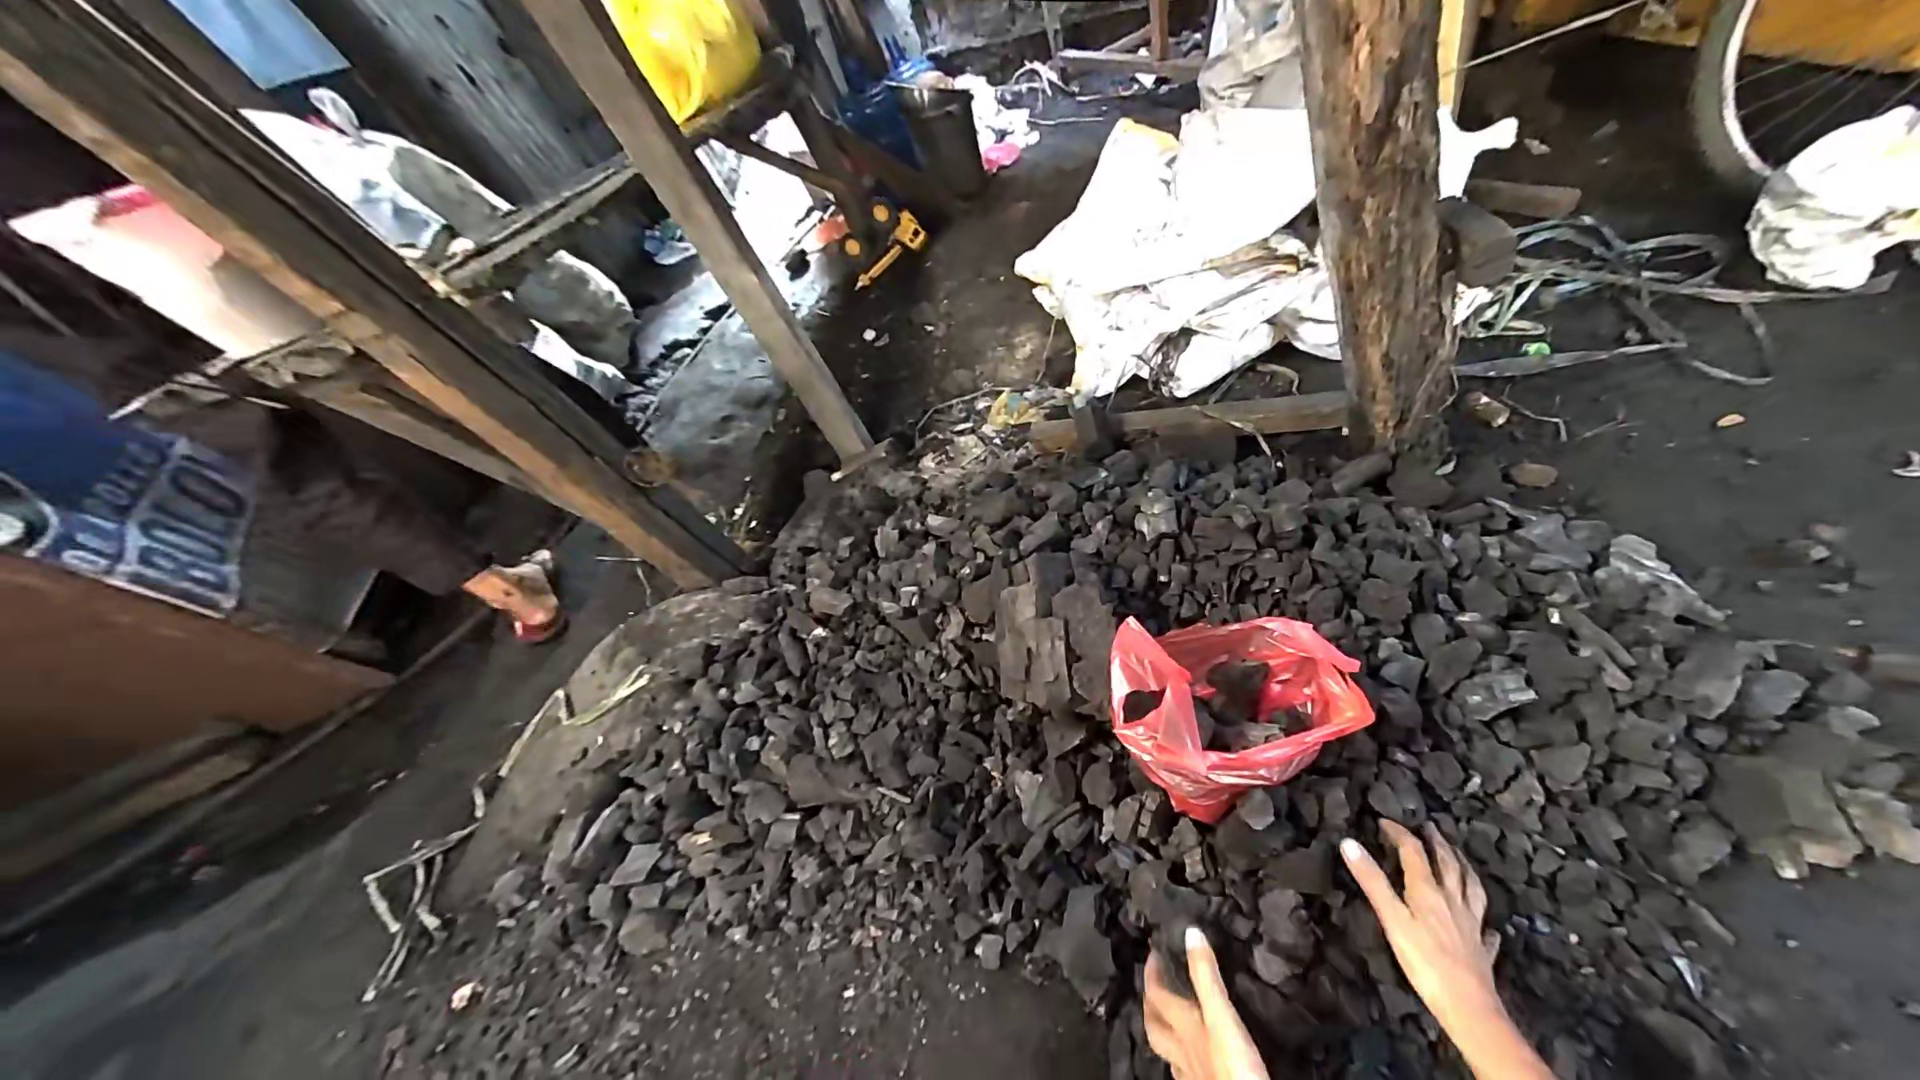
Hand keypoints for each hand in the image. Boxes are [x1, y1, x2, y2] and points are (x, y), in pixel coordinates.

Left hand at [1143, 926, 1269, 1079]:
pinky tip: (1194, 1059)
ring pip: (1168, 1050)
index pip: (1157, 994)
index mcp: (1182, 1027)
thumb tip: (1190, 931)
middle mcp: (1181, 1051)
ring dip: (1164, 1031)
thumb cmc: (1233, 1066)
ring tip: (1168, 1019)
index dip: (1152, 970)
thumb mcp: (1222, 1015)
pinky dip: (1184, 1059)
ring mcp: (1191, 1075)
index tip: (1153, 950)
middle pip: (1154, 1026)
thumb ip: (1206, 975)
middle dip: (1149, 1003)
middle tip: (1152, 985)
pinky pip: (1185, 1072)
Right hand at [1341, 822, 1554, 1079]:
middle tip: (1430, 827)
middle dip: (1438, 843)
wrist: (1469, 1007)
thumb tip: (1348, 842)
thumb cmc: (1423, 960)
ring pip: (1471, 888)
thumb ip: (1371, 880)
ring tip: (1460, 856)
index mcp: (1428, 890)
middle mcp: (1453, 900)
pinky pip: (1485, 927)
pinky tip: (1487, 924)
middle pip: (1448, 864)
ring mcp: (1472, 925)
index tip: (1384, 821)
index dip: (1399, 833)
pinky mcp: (1482, 949)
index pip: (1414, 852)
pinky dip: (1484, 918)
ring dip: (1464, 867)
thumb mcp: (1390, 917)